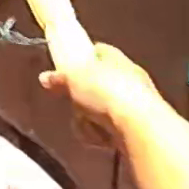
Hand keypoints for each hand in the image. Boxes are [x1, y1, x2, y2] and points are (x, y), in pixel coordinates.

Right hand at [38, 43, 167, 137]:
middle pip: (99, 83)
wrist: (141, 128)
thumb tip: (45, 78)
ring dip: (91, 118)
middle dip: (83, 96)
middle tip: (73, 102)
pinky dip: (104, 134)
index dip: (81, 58)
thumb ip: (58, 78)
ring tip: (86, 124)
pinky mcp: (143, 129)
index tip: (67, 68)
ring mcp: (139, 105)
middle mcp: (131, 78)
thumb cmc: (106, 92)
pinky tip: (99, 138)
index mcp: (116, 59)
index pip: (97, 50)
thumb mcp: (72, 79)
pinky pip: (114, 129)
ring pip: (105, 108)